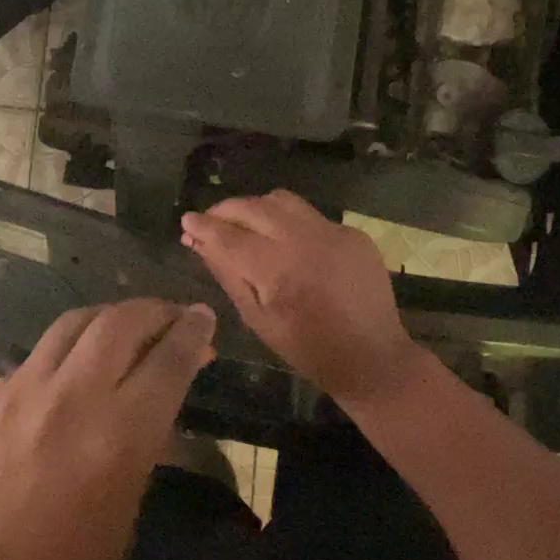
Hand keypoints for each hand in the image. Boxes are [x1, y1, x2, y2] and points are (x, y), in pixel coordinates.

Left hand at [0, 299, 216, 559]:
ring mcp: (21, 392)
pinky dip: (64, 353)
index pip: (167, 362)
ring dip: (107, 318)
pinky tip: (70, 372)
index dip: (192, 333)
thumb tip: (154, 397)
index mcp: (116, 438)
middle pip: (119, 323)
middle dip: (154, 311)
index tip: (204, 317)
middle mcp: (69, 399)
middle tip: (173, 315)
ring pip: (72, 324)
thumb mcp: (123, 512)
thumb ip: (141, 445)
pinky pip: (35, 358)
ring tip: (125, 326)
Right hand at [181, 189, 421, 403]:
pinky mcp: (352, 233)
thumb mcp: (258, 320)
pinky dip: (290, 222)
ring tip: (245, 224)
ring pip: (282, 200)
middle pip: (253, 207)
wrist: (373, 358)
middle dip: (226, 210)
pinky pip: (311, 215)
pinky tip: (287, 243)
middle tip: (210, 220)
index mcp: (278, 269)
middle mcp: (305, 240)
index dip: (203, 226)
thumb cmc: (309, 350)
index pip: (229, 237)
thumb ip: (228, 276)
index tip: (186, 220)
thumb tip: (200, 243)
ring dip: (257, 207)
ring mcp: (332, 232)